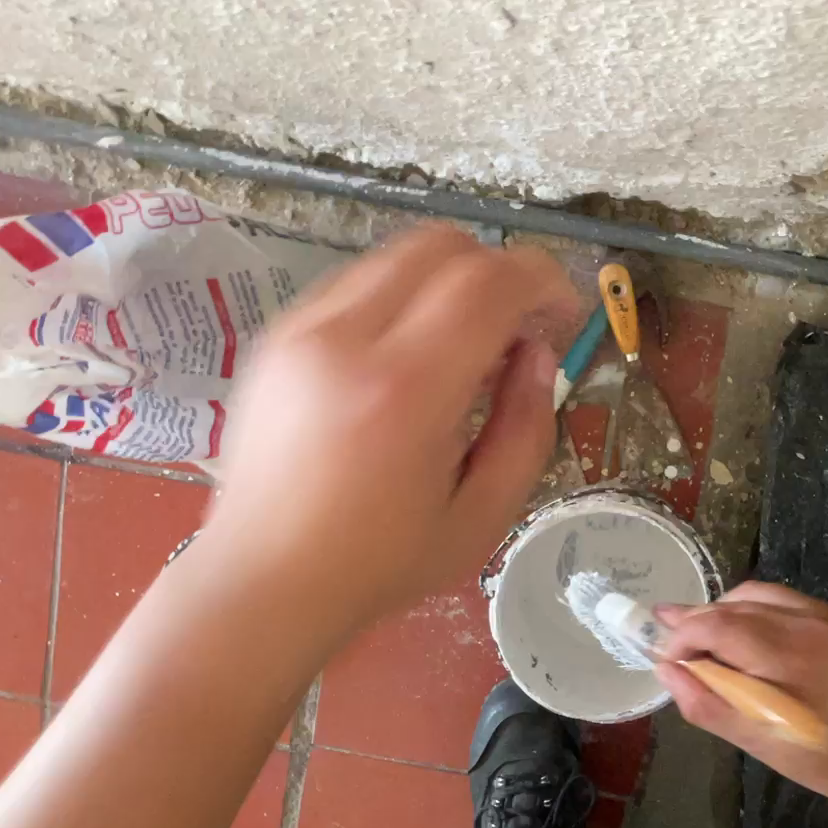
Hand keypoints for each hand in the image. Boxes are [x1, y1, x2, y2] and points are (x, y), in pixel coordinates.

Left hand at [204, 223, 576, 628]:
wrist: (264, 581)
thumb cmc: (381, 563)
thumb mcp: (483, 517)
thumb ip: (527, 429)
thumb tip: (537, 356)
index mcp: (406, 391)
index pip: (487, 284)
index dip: (542, 282)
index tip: (564, 314)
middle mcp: (345, 340)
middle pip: (442, 246)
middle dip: (500, 272)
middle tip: (521, 329)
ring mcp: (300, 330)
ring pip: (398, 256)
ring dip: (452, 283)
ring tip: (469, 347)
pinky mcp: (276, 336)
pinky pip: (358, 283)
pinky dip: (405, 299)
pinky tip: (413, 355)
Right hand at [654, 582, 827, 809]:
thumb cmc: (817, 759)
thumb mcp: (754, 742)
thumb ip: (705, 703)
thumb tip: (665, 668)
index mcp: (789, 658)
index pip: (717, 626)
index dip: (682, 636)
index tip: (664, 657)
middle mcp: (805, 625)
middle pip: (730, 608)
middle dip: (693, 623)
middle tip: (667, 641)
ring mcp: (819, 616)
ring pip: (748, 596)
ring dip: (717, 614)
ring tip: (698, 639)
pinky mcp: (826, 616)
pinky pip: (772, 597)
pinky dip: (744, 608)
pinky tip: (734, 631)